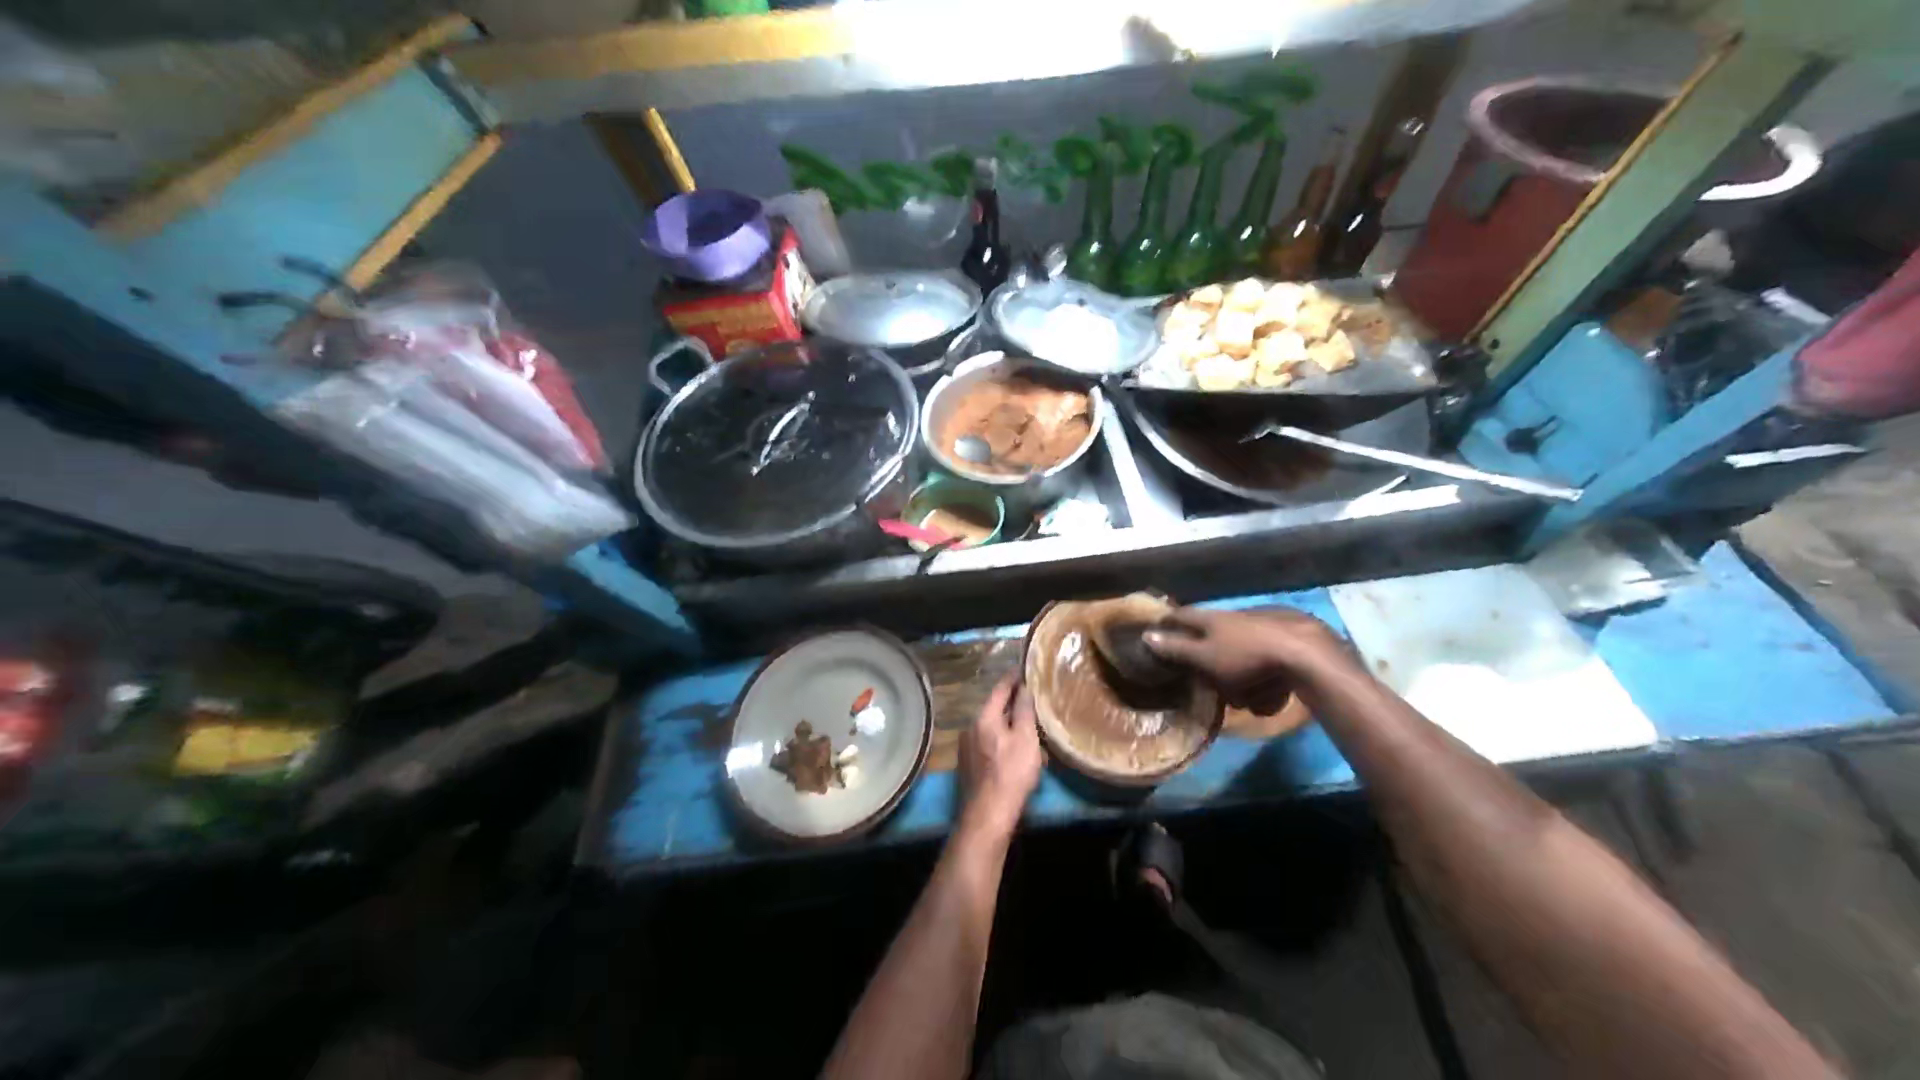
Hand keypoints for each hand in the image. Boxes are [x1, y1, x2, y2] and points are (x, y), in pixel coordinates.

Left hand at [959, 674, 1044, 837]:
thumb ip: (1023, 711)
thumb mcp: (1025, 738)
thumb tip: (1023, 688)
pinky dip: (1000, 739)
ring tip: (1024, 723)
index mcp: (983, 718)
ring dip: (1005, 723)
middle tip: (1028, 696)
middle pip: (993, 708)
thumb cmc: (1011, 773)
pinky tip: (1012, 748)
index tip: (1022, 669)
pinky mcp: (967, 765)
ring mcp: (965, 747)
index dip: (1012, 678)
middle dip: (1010, 702)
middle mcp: (969, 727)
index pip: (999, 689)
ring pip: (989, 727)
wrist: (988, 815)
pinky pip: (986, 742)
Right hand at [1144, 607, 1355, 709]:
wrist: (1306, 655)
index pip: (1182, 615)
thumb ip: (1176, 649)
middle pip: (1213, 628)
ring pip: (1242, 642)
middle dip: (1206, 646)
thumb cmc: (1247, 657)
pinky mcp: (1289, 636)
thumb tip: (1146, 634)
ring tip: (1240, 691)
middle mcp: (1236, 615)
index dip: (1168, 620)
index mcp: (1213, 618)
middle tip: (1200, 667)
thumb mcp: (1204, 658)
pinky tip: (1270, 691)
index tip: (1157, 626)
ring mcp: (1264, 623)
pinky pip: (1267, 655)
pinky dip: (1263, 669)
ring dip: (1237, 661)